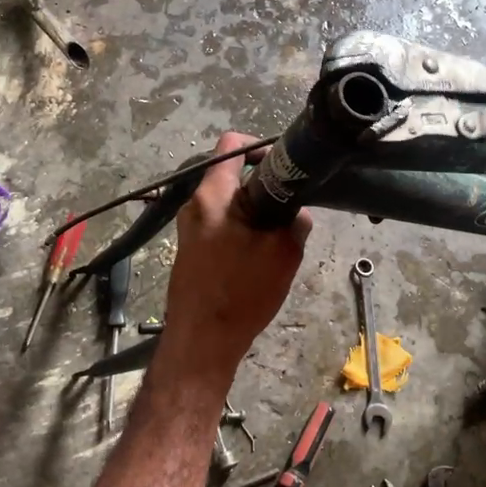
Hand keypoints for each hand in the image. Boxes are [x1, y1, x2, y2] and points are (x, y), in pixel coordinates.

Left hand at [159, 133, 312, 381]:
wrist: (201, 342)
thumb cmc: (241, 292)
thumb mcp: (283, 253)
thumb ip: (295, 221)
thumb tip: (296, 211)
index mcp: (212, 195)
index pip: (232, 144)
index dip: (262, 146)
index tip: (285, 166)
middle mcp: (195, 204)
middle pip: (232, 176)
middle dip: (264, 188)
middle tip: (290, 207)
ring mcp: (188, 228)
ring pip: (229, 204)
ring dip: (254, 214)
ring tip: (278, 237)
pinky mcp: (190, 250)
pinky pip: (220, 225)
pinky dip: (241, 231)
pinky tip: (259, 258)